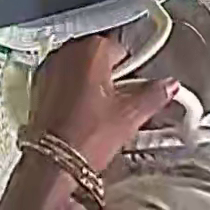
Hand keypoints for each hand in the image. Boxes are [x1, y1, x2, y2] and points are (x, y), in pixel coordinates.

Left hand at [26, 35, 178, 171]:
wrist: (54, 161)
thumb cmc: (87, 136)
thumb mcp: (129, 115)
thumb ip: (153, 94)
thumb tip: (169, 85)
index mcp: (94, 48)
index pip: (122, 49)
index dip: (131, 71)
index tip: (133, 87)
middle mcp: (70, 48)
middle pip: (100, 55)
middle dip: (110, 74)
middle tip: (117, 101)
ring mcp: (52, 63)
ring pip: (80, 65)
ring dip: (89, 79)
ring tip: (97, 109)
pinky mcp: (40, 80)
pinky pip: (62, 76)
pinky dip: (71, 87)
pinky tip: (78, 110)